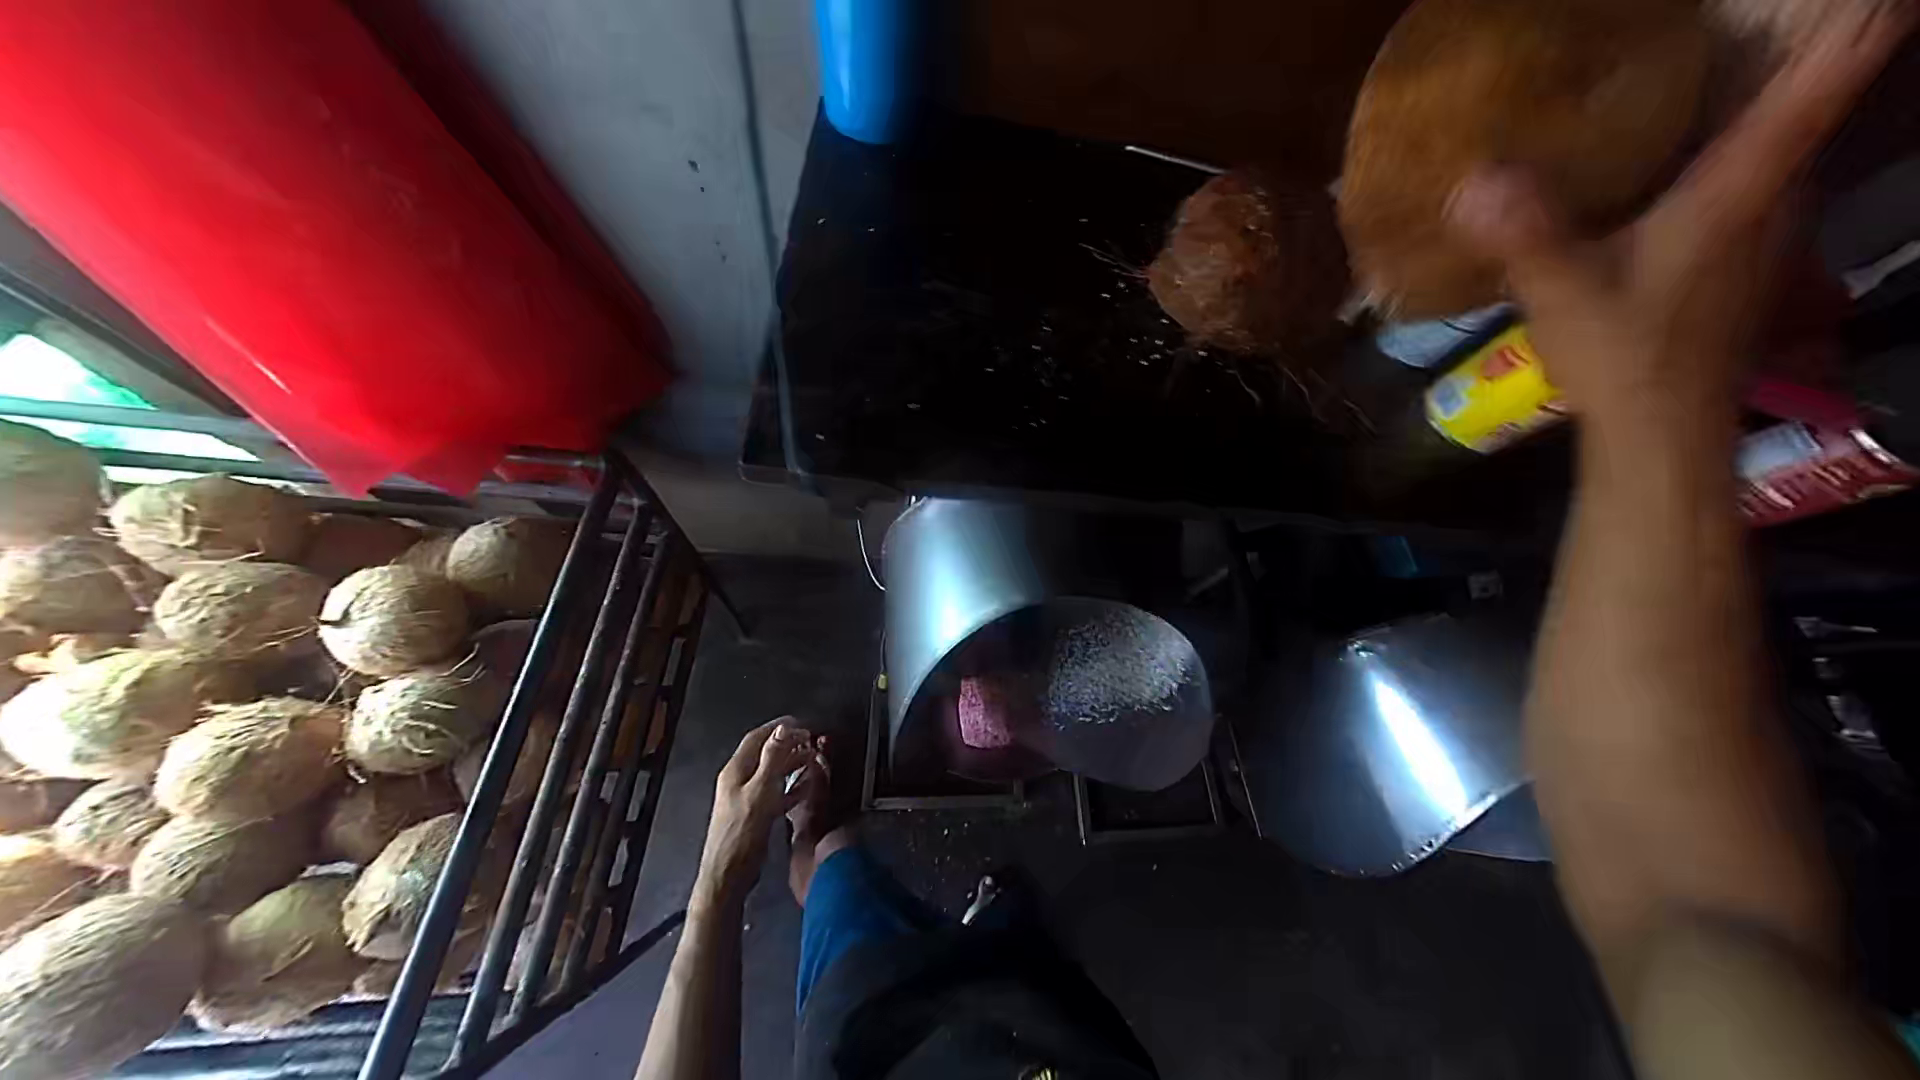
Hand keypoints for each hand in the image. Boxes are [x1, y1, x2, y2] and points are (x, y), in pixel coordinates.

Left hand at [692, 716, 815, 909]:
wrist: (728, 876)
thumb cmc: (742, 832)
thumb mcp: (760, 791)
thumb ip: (773, 759)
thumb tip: (784, 729)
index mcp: (736, 771)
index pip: (756, 738)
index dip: (777, 728)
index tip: (800, 723)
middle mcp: (739, 781)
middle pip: (765, 754)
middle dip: (788, 744)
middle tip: (810, 740)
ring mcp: (747, 798)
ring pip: (772, 772)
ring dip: (792, 763)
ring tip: (812, 758)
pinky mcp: (755, 815)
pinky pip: (776, 792)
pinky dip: (791, 785)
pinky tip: (806, 786)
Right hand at [1447, 2, 1910, 433]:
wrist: (1659, 425)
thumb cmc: (1625, 353)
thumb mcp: (1563, 290)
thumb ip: (1524, 232)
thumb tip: (1471, 180)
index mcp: (1744, 182)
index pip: (1840, 59)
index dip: (1839, 6)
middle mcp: (1773, 189)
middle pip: (1811, 85)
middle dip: (1768, 44)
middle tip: (1697, 27)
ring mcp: (1762, 223)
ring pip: (1774, 132)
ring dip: (1739, 98)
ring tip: (1672, 78)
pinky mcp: (1735, 253)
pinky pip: (1740, 174)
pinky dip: (1711, 151)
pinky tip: (1655, 164)